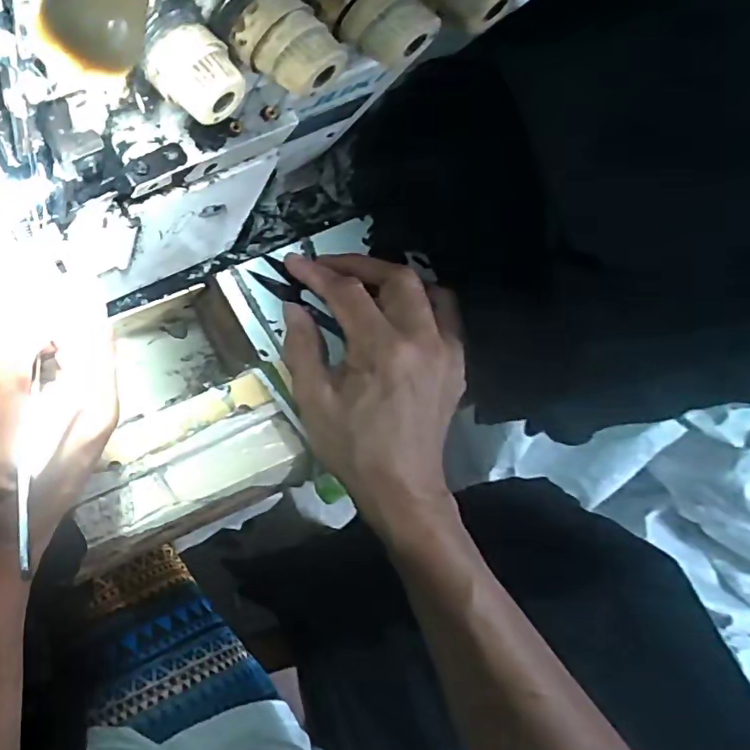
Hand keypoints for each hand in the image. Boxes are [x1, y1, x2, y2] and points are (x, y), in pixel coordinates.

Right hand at [280, 254, 465, 545]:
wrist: (402, 485)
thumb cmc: (349, 444)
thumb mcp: (311, 397)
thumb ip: (302, 346)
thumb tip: (294, 307)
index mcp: (382, 349)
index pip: (348, 293)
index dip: (317, 273)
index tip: (292, 263)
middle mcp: (422, 341)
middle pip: (397, 278)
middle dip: (357, 264)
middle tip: (324, 267)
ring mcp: (447, 351)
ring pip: (428, 291)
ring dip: (391, 278)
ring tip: (358, 282)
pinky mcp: (456, 364)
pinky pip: (444, 314)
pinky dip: (418, 300)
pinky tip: (392, 310)